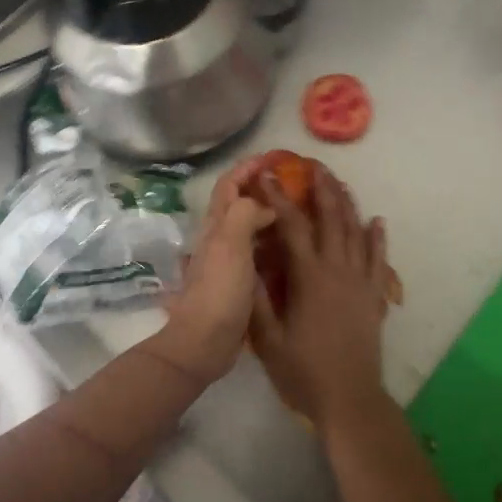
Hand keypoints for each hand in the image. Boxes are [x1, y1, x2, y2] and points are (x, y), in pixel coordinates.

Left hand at [158, 157, 273, 383]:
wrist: (204, 342)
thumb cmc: (218, 290)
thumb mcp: (231, 243)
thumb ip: (245, 213)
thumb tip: (265, 204)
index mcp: (216, 226)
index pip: (228, 185)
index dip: (247, 168)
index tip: (272, 159)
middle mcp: (219, 239)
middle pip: (237, 204)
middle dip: (260, 188)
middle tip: (293, 185)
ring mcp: (227, 262)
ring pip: (248, 228)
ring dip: (268, 215)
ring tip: (297, 211)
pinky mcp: (237, 284)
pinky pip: (257, 253)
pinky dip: (272, 243)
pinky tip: (291, 250)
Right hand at [249, 166, 393, 428]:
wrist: (350, 399)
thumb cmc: (303, 371)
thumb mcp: (268, 339)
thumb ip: (257, 300)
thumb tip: (246, 262)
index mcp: (309, 278)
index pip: (293, 227)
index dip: (280, 199)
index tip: (269, 176)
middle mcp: (338, 271)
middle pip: (331, 220)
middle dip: (322, 190)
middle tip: (314, 167)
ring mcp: (360, 282)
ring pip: (356, 233)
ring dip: (348, 205)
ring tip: (340, 183)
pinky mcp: (374, 297)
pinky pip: (378, 259)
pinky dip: (377, 238)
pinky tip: (377, 221)